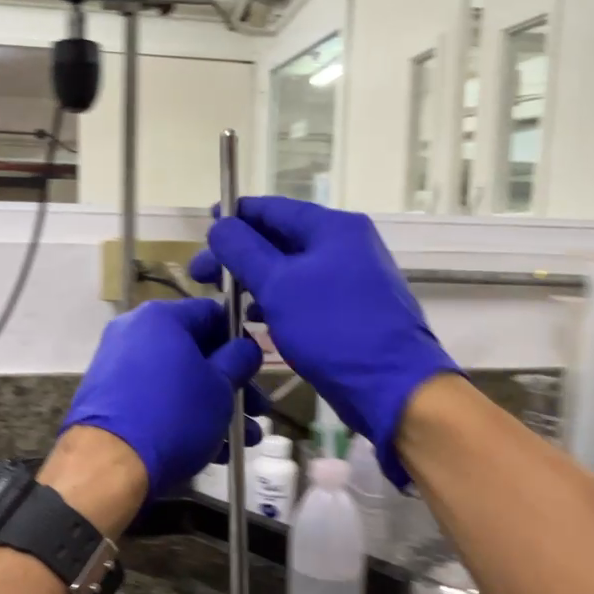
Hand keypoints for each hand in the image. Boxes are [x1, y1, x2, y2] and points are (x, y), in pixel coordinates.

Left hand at [61, 299, 264, 496]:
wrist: (109, 465)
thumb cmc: (174, 415)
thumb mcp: (220, 387)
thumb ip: (239, 361)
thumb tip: (245, 348)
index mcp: (160, 318)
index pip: (212, 314)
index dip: (241, 339)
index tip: (257, 367)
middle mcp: (134, 334)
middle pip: (196, 352)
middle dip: (231, 384)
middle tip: (256, 410)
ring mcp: (117, 367)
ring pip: (178, 381)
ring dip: (214, 408)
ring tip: (244, 440)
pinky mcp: (109, 400)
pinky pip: (156, 400)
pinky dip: (184, 418)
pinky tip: (214, 451)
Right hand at [190, 197, 458, 486]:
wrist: (391, 385)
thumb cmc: (332, 328)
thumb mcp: (278, 285)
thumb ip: (243, 251)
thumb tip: (220, 225)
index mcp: (332, 227)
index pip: (273, 209)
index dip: (235, 216)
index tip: (204, 225)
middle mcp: (346, 245)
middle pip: (281, 239)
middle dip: (239, 255)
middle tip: (202, 275)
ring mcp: (352, 279)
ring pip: (291, 270)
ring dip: (256, 281)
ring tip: (224, 300)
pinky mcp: (352, 310)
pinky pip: (305, 295)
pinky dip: (278, 302)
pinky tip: (255, 320)